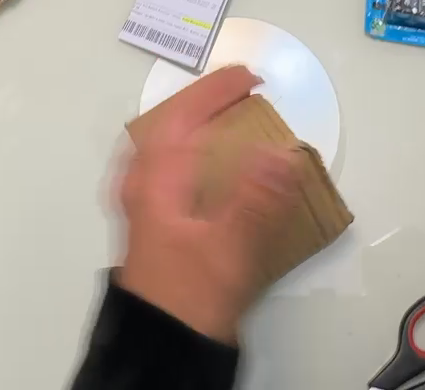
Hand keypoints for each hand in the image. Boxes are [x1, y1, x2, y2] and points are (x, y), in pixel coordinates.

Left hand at [115, 65, 297, 342]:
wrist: (159, 346)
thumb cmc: (187, 295)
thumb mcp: (228, 247)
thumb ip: (257, 198)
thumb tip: (283, 153)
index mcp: (156, 176)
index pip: (185, 114)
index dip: (216, 90)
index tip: (249, 78)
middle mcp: (142, 179)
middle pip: (169, 119)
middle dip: (203, 98)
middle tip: (238, 87)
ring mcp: (140, 197)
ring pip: (163, 138)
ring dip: (191, 117)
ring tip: (218, 108)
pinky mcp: (149, 216)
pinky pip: (164, 157)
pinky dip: (184, 142)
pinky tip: (194, 151)